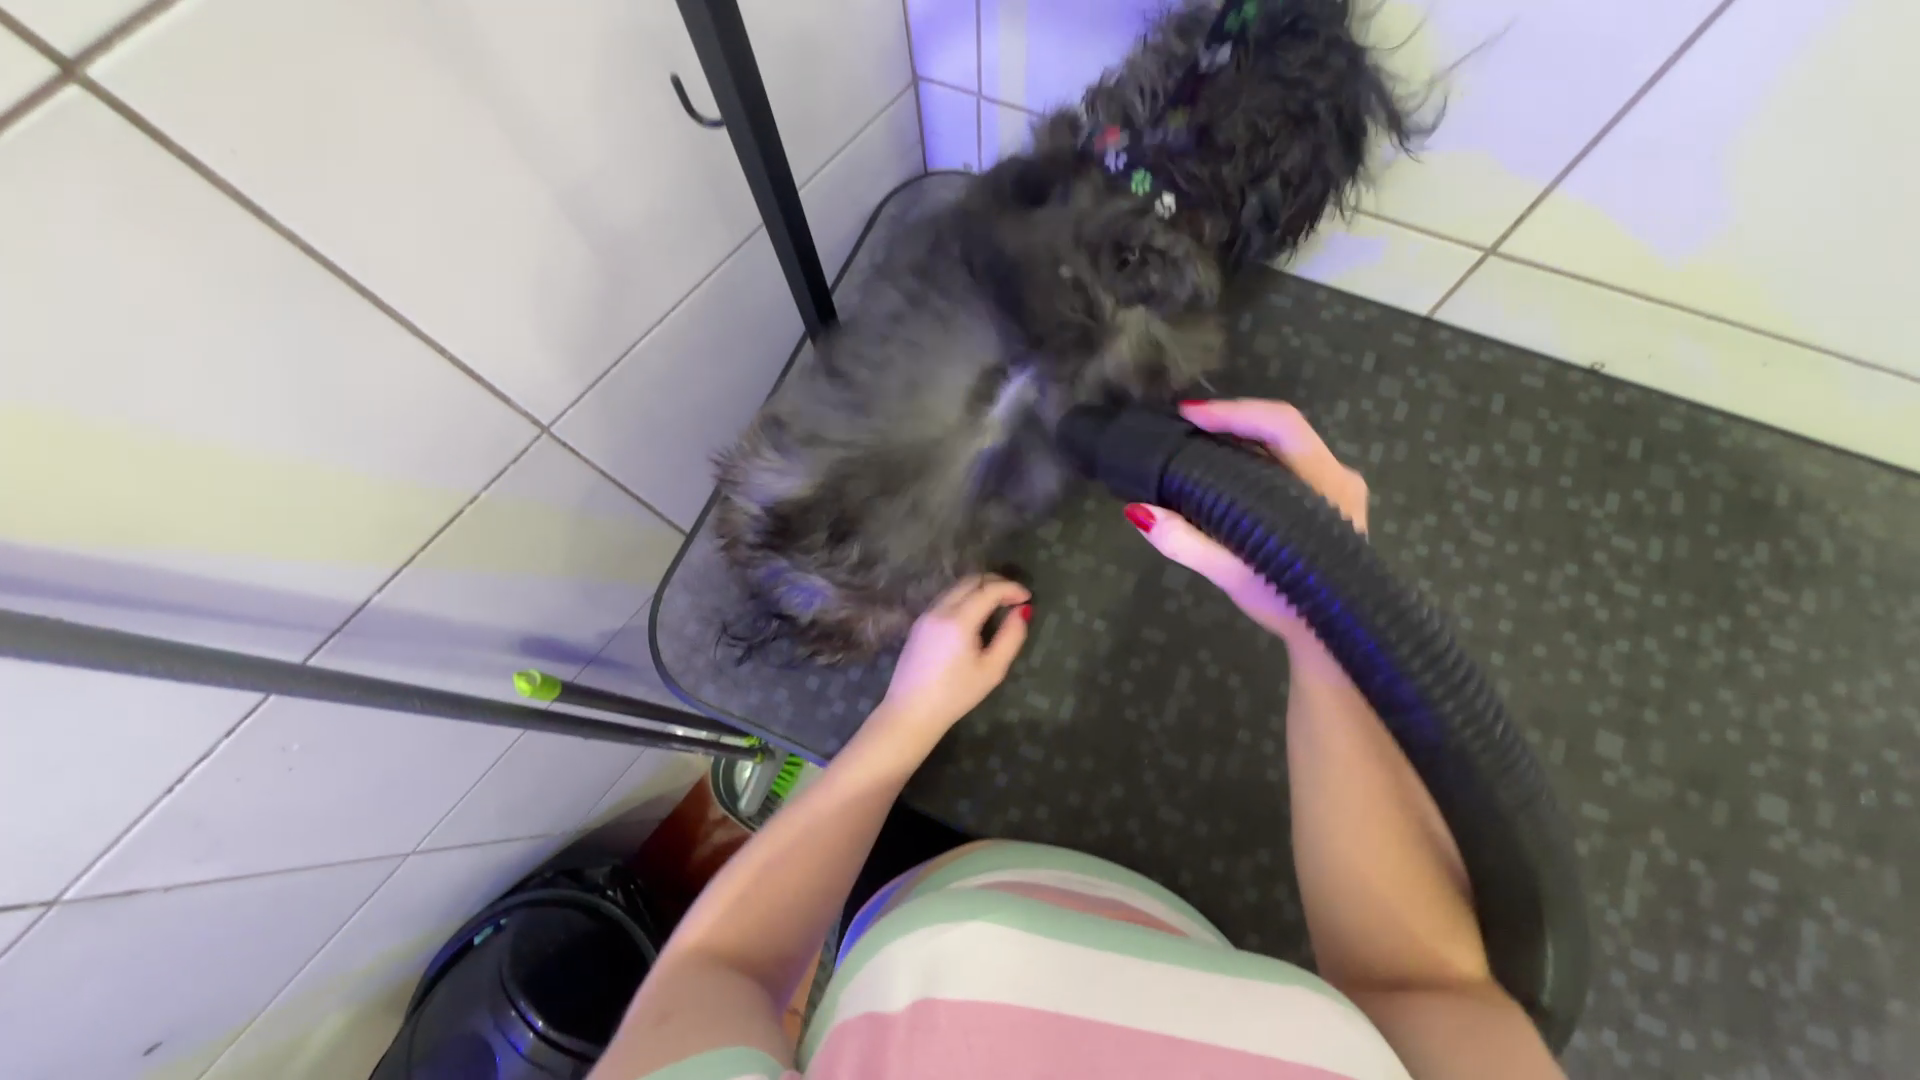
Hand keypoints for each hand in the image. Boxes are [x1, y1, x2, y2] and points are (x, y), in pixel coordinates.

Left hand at [873, 575, 1032, 737]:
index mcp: (958, 620)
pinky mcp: (919, 624)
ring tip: (998, 604)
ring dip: (979, 588)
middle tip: (1014, 597)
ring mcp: (926, 615)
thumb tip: (1022, 611)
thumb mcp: (992, 670)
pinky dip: (964, 597)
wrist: (911, 711)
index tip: (1027, 598)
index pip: (988, 589)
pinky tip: (975, 614)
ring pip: (956, 587)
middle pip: (970, 580)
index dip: (1011, 588)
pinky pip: (945, 598)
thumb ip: (1010, 637)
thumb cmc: (955, 695)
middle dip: (995, 582)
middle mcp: (939, 610)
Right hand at [1125, 399, 1367, 644]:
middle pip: (1281, 428)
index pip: (1282, 425)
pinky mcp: (1327, 499)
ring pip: (1283, 443)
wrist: (1332, 639)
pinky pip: (1286, 461)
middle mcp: (1338, 475)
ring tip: (1196, 441)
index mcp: (1326, 485)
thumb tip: (1139, 512)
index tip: (1188, 415)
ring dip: (1239, 437)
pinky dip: (1251, 455)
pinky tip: (1222, 466)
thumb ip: (1187, 543)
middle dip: (1230, 420)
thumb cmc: (1290, 604)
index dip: (1234, 413)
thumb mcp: (1234, 575)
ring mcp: (1336, 487)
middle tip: (1184, 426)